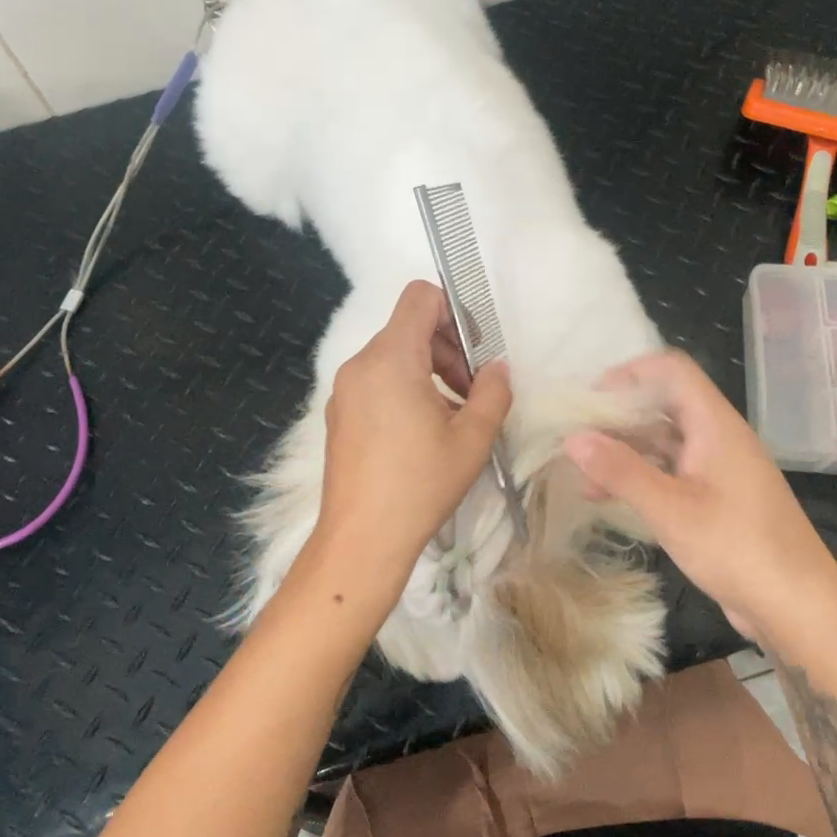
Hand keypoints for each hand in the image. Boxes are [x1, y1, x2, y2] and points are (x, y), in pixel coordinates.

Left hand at [314, 282, 512, 584]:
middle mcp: (360, 365)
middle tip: (472, 394)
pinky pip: (376, 384)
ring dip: (429, 374)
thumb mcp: (472, 438)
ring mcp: (344, 391)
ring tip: (452, 418)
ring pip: (393, 358)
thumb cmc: (420, 484)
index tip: (475, 352)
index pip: (420, 297)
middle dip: (447, 351)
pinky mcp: (339, 415)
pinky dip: (403, 392)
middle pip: (408, 328)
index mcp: (391, 359)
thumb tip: (497, 369)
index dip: (454, 312)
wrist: (362, 538)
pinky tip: (422, 436)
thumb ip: (492, 392)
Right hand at [562, 350, 835, 637]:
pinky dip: (640, 478)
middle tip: (574, 441)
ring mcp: (718, 470)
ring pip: (664, 443)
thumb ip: (621, 471)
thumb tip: (573, 438)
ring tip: (581, 475)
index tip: (588, 401)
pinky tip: (608, 499)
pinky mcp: (717, 500)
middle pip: (663, 406)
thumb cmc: (737, 548)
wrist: (798, 606)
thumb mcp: (671, 510)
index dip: (629, 374)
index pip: (672, 371)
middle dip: (618, 418)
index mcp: (715, 426)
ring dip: (624, 452)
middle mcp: (717, 438)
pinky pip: (671, 473)